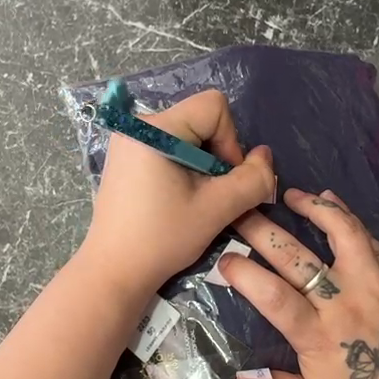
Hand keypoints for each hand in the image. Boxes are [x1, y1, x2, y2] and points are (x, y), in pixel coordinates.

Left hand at [75, 89, 276, 298]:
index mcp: (154, 129)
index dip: (230, 141)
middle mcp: (138, 125)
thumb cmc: (162, 239)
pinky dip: (184, 167)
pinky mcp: (127, 157)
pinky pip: (170, 146)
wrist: (113, 271)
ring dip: (202, 164)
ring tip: (193, 199)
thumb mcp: (217, 209)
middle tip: (210, 194)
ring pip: (188, 134)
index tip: (221, 180)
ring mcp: (129, 140)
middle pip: (201, 118)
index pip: (214, 107)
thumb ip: (252, 180)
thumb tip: (265, 156)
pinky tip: (176, 198)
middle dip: (217, 154)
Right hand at [217, 188, 378, 378]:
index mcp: (320, 337)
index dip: (246, 275)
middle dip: (263, 232)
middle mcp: (345, 302)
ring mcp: (372, 282)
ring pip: (341, 233)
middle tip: (238, 213)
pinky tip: (327, 199)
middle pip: (297, 259)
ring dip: (312, 209)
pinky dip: (345, 215)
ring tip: (288, 194)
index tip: (224, 260)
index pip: (275, 298)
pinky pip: (365, 236)